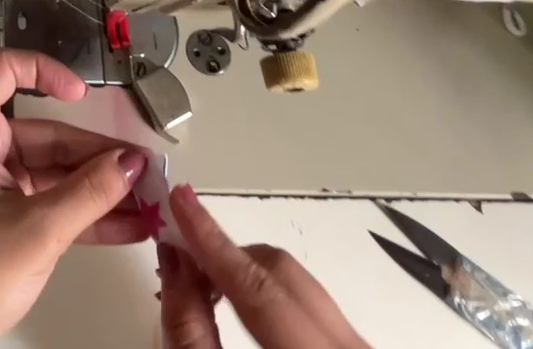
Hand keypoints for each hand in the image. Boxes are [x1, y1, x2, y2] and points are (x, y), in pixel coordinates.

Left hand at [0, 49, 148, 348]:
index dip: (43, 70)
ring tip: (150, 198)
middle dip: (96, 150)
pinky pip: (51, 199)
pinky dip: (85, 211)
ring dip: (99, 185)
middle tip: (148, 170)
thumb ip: (89, 194)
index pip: (3, 70)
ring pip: (54, 169)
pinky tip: (130, 224)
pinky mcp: (4, 216)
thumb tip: (133, 162)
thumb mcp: (36, 231)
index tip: (82, 95)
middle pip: (46, 131)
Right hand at [159, 184, 368, 348]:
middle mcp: (350, 343)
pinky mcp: (355, 345)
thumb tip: (173, 257)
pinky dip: (267, 294)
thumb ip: (190, 326)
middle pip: (278, 270)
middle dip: (226, 256)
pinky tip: (237, 306)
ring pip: (293, 282)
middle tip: (176, 253)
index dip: (211, 239)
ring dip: (244, 274)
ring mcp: (359, 344)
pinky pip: (309, 301)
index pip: (255, 283)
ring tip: (201, 287)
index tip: (177, 198)